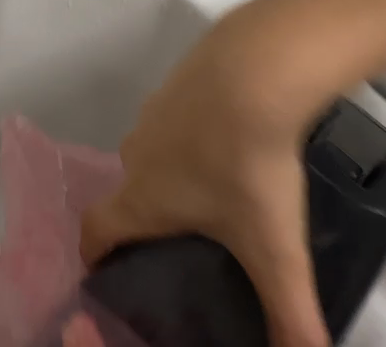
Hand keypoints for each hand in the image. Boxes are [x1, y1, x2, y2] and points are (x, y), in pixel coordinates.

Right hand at [78, 1, 334, 346]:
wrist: (255, 69)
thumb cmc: (248, 163)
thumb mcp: (275, 248)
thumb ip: (291, 316)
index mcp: (142, 197)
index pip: (95, 230)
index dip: (94, 255)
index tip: (105, 273)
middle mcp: (136, 154)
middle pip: (126, 192)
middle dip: (145, 218)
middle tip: (184, 242)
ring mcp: (153, 113)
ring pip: (151, 154)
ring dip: (170, 175)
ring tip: (216, 192)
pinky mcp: (177, 83)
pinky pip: (174, 120)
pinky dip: (191, 136)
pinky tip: (230, 141)